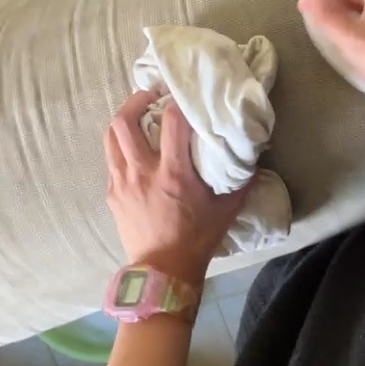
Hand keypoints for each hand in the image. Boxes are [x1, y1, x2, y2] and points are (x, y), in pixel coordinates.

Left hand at [103, 90, 248, 284]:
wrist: (164, 271)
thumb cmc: (198, 239)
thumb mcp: (226, 208)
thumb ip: (239, 180)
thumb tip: (253, 157)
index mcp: (173, 173)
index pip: (172, 122)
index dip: (178, 101)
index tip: (184, 94)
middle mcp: (142, 172)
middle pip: (125, 121)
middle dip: (137, 101)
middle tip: (151, 96)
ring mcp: (122, 182)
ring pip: (111, 137)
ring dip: (123, 121)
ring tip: (138, 116)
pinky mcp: (112, 193)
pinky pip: (112, 160)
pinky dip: (122, 147)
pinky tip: (135, 150)